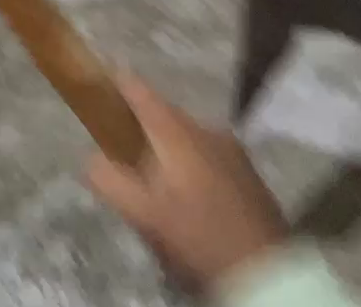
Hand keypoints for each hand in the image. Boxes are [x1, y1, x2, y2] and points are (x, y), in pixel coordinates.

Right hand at [86, 78, 289, 294]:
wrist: (270, 276)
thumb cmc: (198, 236)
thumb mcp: (141, 212)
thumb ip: (106, 177)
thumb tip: (91, 157)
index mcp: (176, 130)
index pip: (136, 88)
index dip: (111, 83)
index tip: (92, 87)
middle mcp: (206, 129)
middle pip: (161, 112)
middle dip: (139, 124)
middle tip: (120, 147)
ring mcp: (233, 150)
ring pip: (185, 133)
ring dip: (166, 145)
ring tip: (152, 174)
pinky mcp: (249, 172)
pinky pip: (206, 151)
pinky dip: (189, 160)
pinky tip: (186, 191)